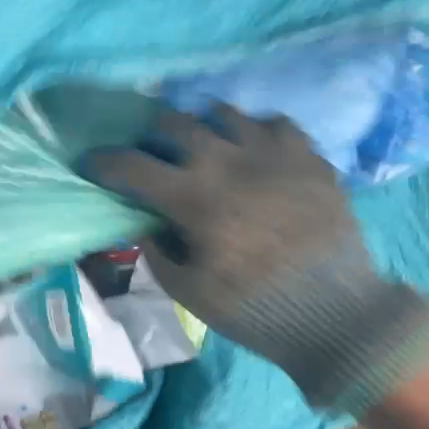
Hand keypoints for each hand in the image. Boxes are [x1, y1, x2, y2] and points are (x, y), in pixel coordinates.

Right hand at [84, 105, 428, 414]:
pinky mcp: (311, 159)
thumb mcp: (185, 288)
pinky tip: (251, 152)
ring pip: (225, 114)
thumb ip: (156, 248)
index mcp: (193, 198)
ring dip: (202, 127)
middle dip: (151, 135)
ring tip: (199, 144)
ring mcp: (275, 155)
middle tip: (148, 151)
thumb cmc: (252, 307)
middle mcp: (229, 163)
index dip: (102, 162)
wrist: (339, 315)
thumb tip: (144, 221)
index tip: (90, 164)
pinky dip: (254, 132)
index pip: (131, 165)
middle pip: (175, 123)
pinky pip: (275, 124)